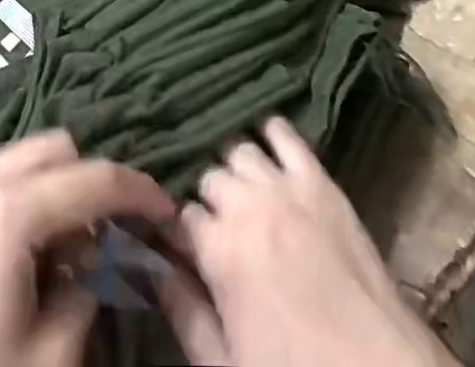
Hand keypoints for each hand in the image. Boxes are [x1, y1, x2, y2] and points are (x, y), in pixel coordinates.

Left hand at [0, 130, 175, 366]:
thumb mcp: (50, 351)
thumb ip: (86, 290)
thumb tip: (97, 260)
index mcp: (10, 209)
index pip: (95, 178)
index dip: (140, 192)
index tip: (169, 213)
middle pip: (56, 149)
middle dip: (91, 180)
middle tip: (112, 232)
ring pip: (25, 162)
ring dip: (59, 188)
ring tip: (72, 250)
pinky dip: (28, 200)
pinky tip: (34, 254)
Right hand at [157, 117, 460, 366]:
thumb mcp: (224, 362)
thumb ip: (184, 312)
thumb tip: (152, 268)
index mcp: (217, 249)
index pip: (180, 214)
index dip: (181, 230)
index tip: (186, 244)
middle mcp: (245, 205)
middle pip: (209, 178)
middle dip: (209, 198)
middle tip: (220, 224)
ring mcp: (285, 188)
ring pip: (239, 149)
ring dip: (235, 168)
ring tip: (243, 188)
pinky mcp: (321, 182)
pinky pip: (285, 135)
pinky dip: (271, 131)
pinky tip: (266, 139)